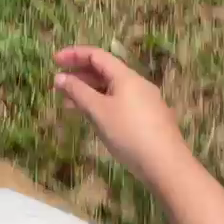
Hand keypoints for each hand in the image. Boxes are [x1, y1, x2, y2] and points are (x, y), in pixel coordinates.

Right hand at [53, 45, 194, 187]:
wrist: (169, 168)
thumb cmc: (129, 133)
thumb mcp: (98, 111)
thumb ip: (77, 91)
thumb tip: (59, 77)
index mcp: (126, 77)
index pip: (96, 55)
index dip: (73, 54)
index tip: (54, 61)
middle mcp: (138, 85)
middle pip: (104, 71)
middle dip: (79, 75)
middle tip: (59, 85)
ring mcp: (146, 102)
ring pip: (111, 89)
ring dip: (88, 91)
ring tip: (69, 104)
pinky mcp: (150, 119)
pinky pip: (120, 102)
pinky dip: (101, 103)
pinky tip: (93, 118)